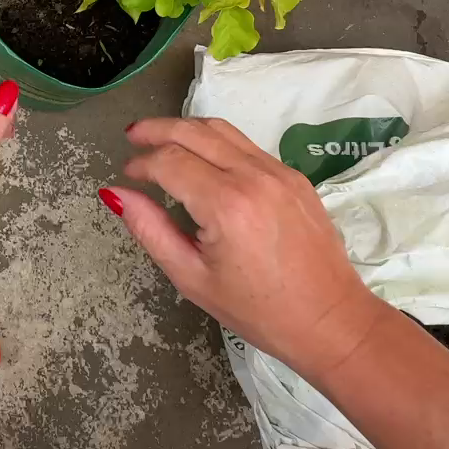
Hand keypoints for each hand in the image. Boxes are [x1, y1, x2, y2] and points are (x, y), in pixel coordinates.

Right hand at [104, 117, 387, 375]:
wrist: (333, 321)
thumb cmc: (258, 311)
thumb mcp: (192, 278)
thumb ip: (150, 229)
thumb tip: (114, 193)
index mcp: (226, 204)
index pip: (169, 161)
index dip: (141, 163)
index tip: (127, 174)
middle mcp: (252, 175)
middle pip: (191, 131)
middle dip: (155, 129)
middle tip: (132, 137)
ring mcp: (277, 169)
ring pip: (219, 128)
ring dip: (184, 127)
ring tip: (160, 137)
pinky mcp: (292, 172)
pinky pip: (243, 143)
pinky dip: (214, 140)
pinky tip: (201, 157)